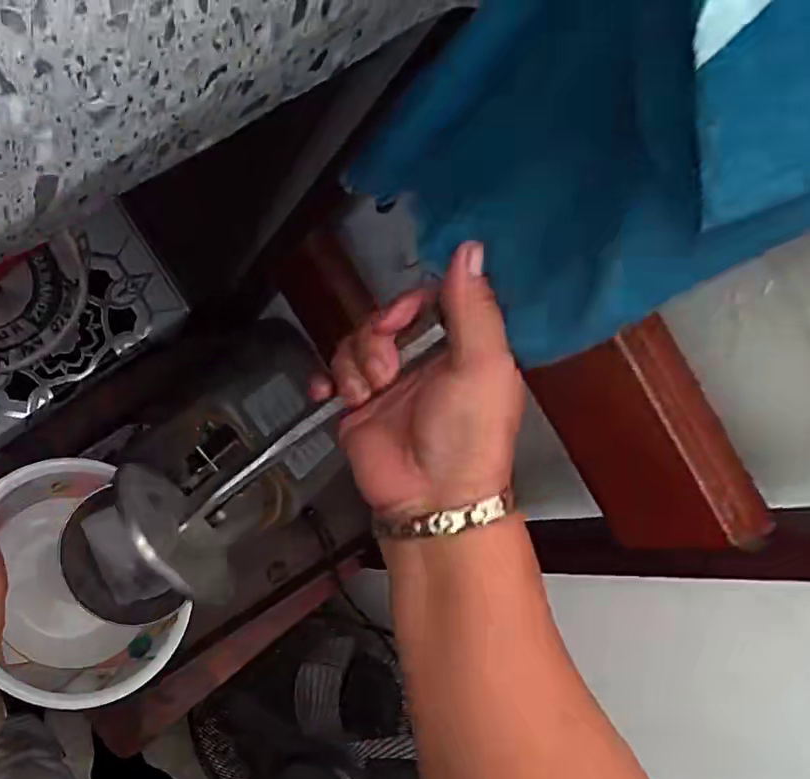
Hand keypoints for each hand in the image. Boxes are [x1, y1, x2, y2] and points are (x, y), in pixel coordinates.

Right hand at [309, 241, 524, 522]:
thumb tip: (471, 251)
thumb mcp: (483, 366)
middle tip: (386, 369)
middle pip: (382, 320)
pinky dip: (326, 380)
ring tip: (368, 394)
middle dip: (375, 338)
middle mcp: (419, 362)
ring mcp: (384, 386)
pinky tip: (334, 393)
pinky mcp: (355, 409)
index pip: (426, 301)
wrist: (429, 497)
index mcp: (457, 347)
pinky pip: (330, 376)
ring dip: (354, 364)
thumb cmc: (467, 439)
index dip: (407, 303)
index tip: (401, 318)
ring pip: (352, 344)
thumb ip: (474, 308)